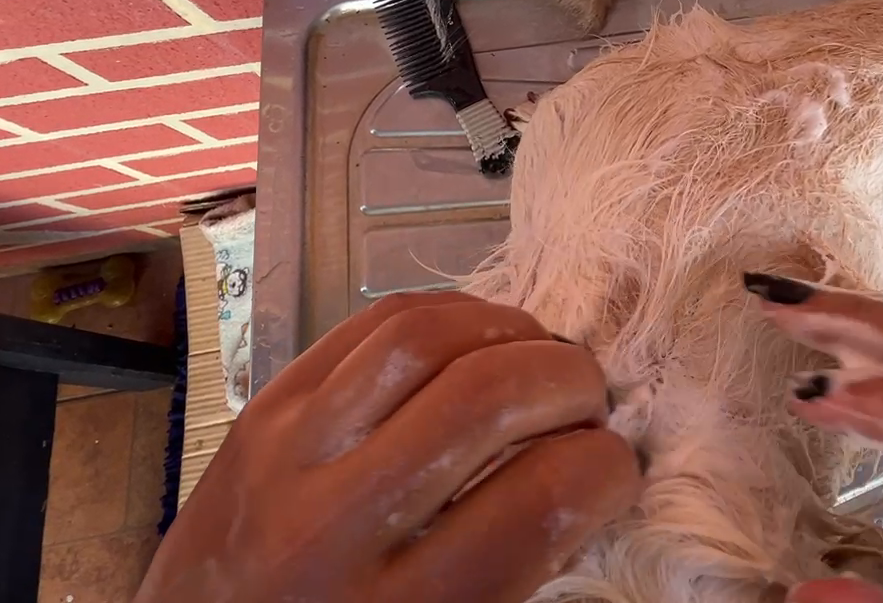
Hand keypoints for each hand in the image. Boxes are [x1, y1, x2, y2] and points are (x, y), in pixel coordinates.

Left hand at [136, 291, 641, 602]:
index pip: (538, 505)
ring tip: (538, 355)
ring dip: (513, 331)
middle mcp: (333, 531)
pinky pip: (376, 322)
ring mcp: (287, 453)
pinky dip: (450, 312)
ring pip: (428, 338)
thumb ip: (522, 569)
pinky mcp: (265, 406)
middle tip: (589, 397)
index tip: (617, 466)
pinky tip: (477, 336)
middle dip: (570, 381)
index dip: (607, 470)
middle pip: (487, 399)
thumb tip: (597, 471)